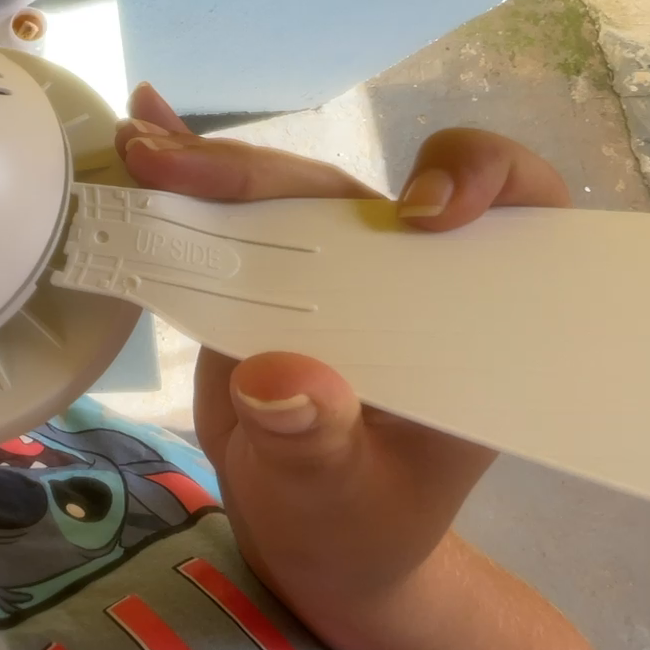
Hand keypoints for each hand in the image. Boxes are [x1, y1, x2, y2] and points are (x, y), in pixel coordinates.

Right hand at [116, 84, 576, 649]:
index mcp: (456, 322)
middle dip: (254, 169)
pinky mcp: (257, 273)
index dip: (480, 180)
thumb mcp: (341, 496)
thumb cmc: (352, 523)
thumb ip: (318, 445)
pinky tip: (142, 125)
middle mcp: (391, 276)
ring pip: (271, 190)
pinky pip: (220, 211)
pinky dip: (179, 168)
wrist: (298, 524)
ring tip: (134, 144)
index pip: (515, 215)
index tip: (419, 213)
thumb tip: (278, 378)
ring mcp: (318, 269)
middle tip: (167, 163)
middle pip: (341, 191)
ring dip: (200, 160)